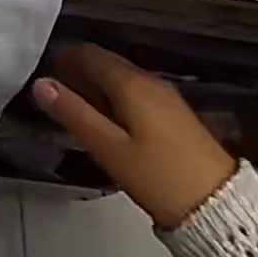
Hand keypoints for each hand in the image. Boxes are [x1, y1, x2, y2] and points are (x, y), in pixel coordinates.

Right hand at [32, 43, 237, 227]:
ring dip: (97, 80)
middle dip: (80, 66)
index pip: (92, 54)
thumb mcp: (109, 148)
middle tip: (55, 78)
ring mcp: (163, 94)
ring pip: (122, 75)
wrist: (214, 201)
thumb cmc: (159, 176)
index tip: (47, 62)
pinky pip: (135, 89)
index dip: (67, 55)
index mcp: (131, 83)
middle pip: (108, 62)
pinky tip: (106, 112)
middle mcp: (149, 80)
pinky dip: (114, 93)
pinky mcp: (172, 111)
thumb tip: (43, 85)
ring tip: (74, 96)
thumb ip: (74, 114)